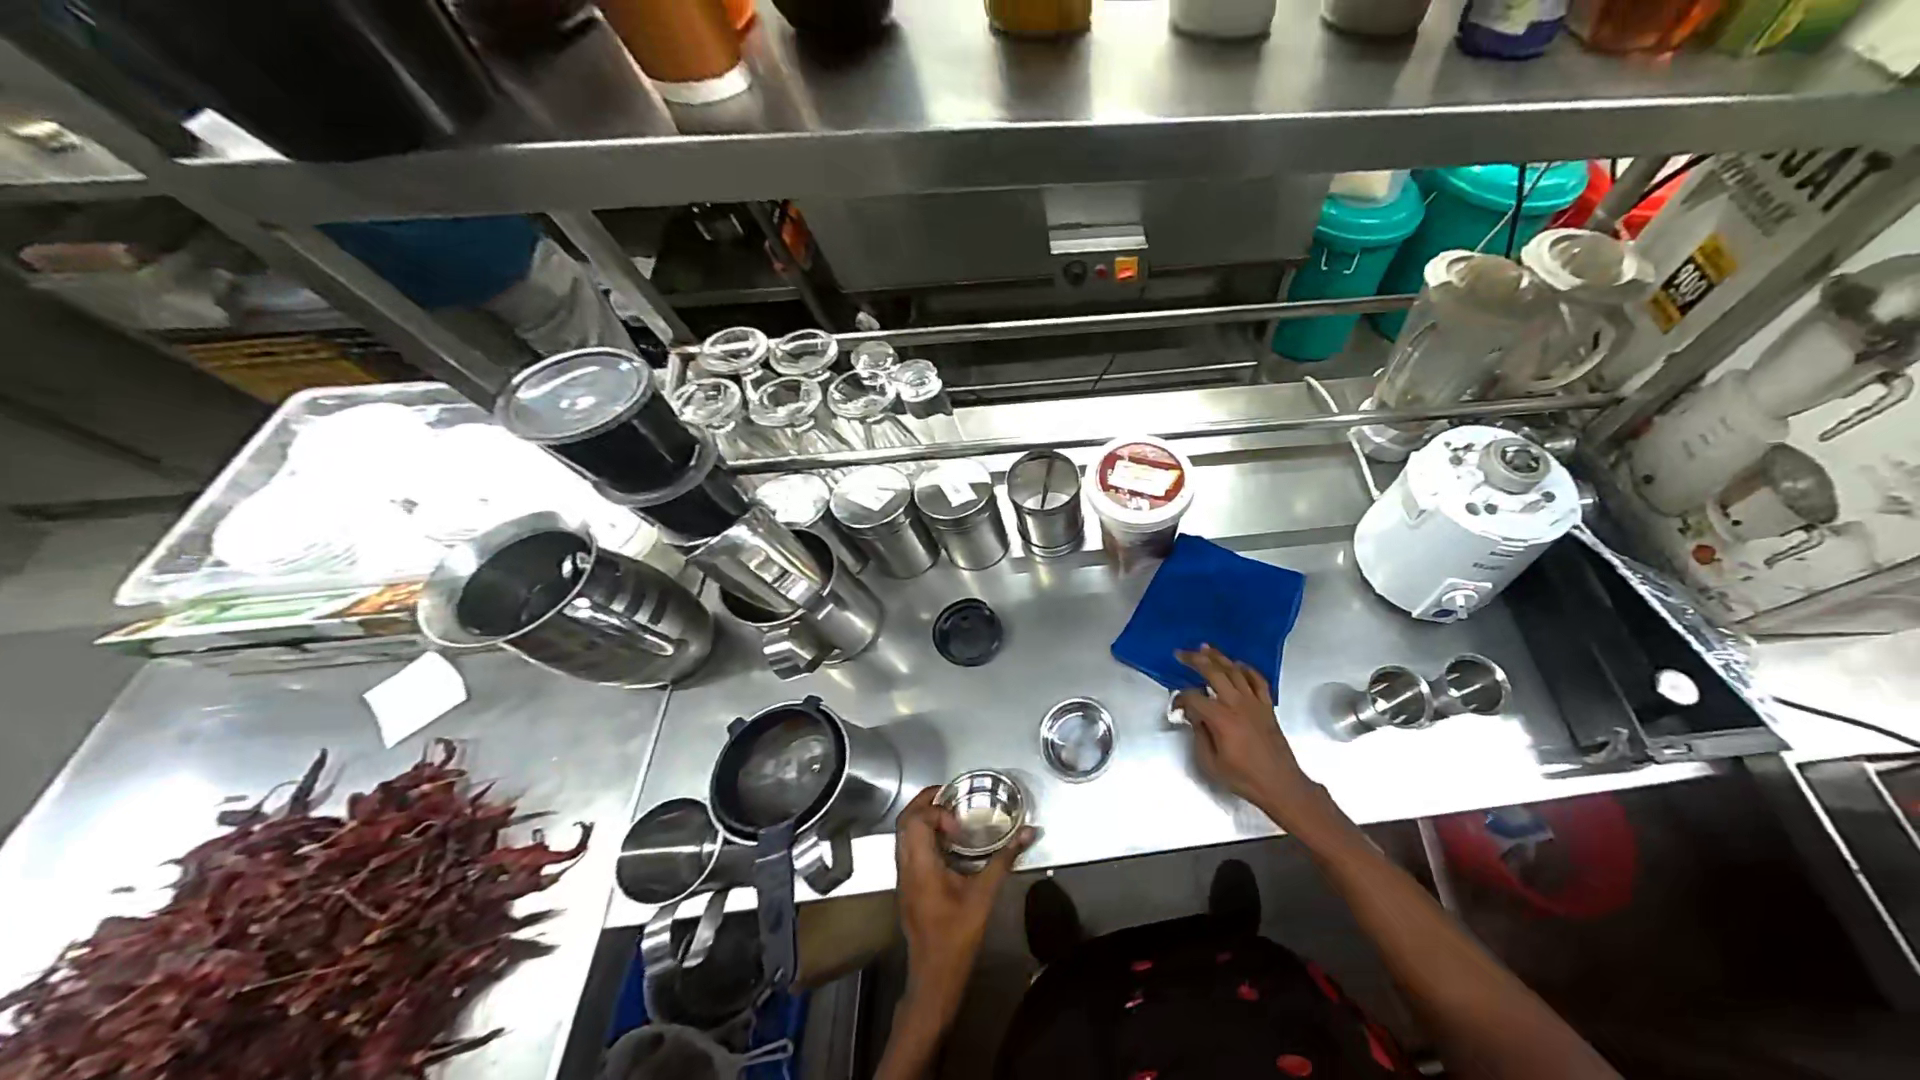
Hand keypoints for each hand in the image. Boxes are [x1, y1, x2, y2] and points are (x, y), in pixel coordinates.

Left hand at [893, 786, 1034, 1024]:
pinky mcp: (906, 884)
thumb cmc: (957, 936)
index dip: (936, 812)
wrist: (934, 974)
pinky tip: (946, 842)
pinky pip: (908, 847)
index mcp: (919, 865)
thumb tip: (1028, 834)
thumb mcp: (985, 896)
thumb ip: (1004, 860)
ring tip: (950, 815)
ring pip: (903, 834)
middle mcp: (905, 866)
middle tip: (950, 798)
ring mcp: (902, 876)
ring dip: (923, 818)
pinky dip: (923, 834)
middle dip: (925, 803)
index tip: (959, 825)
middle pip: (904, 821)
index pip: (916, 821)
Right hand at [1175, 645, 1331, 828]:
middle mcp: (1237, 704)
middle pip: (1213, 673)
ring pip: (1235, 671)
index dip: (1180, 699)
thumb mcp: (1210, 762)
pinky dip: (1247, 669)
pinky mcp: (1267, 706)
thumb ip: (1198, 734)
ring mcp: (1254, 703)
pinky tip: (1238, 664)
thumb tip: (1194, 716)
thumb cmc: (1243, 777)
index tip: (1176, 707)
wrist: (1280, 784)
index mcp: (1220, 718)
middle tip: (1181, 653)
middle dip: (1194, 660)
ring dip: (1219, 657)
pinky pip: (1258, 680)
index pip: (1193, 697)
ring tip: (1205, 648)